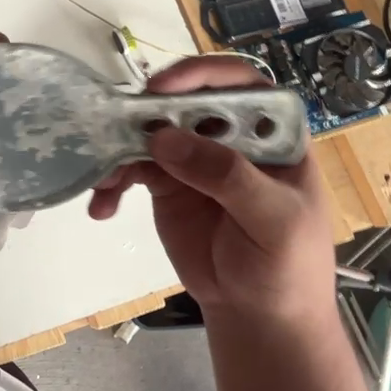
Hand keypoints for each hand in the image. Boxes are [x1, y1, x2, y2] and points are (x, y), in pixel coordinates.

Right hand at [87, 56, 333, 325]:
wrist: (259, 316)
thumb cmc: (287, 266)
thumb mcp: (274, 221)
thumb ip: (227, 176)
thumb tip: (164, 139)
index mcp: (270, 135)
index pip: (241, 84)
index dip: (204, 74)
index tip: (165, 87)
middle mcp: (229, 137)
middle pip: (185, 101)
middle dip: (149, 109)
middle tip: (118, 125)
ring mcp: (194, 159)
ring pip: (150, 132)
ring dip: (120, 148)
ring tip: (104, 179)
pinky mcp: (166, 183)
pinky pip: (130, 168)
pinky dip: (111, 182)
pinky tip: (103, 206)